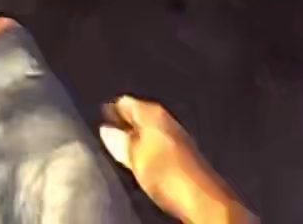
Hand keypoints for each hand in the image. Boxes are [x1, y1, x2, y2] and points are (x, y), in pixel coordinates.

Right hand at [100, 97, 255, 223]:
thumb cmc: (165, 170)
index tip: (99, 119)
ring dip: (137, 139)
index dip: (111, 110)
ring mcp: (177, 135)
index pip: (124, 102)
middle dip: (124, 124)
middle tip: (108, 136)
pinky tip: (144, 162)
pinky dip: (149, 150)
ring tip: (123, 151)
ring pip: (149, 131)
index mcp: (151, 111)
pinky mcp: (185, 155)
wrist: (204, 199)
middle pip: (138, 116)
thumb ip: (119, 142)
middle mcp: (165, 118)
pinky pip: (159, 145)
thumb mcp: (135, 157)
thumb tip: (105, 129)